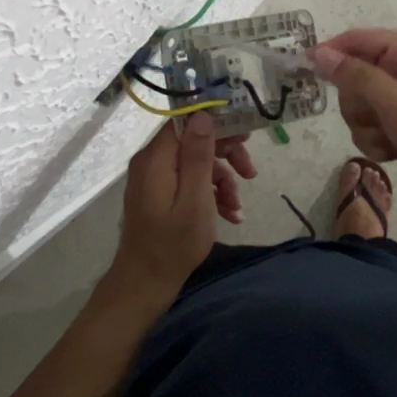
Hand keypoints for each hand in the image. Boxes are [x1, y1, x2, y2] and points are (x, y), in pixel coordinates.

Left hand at [115, 113, 252, 290]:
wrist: (145, 282)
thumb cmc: (173, 243)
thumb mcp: (195, 199)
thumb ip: (198, 156)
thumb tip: (202, 114)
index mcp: (156, 158)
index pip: (186, 122)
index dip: (216, 123)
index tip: (244, 136)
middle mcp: (151, 162)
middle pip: (193, 143)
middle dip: (225, 157)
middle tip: (251, 173)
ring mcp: (154, 180)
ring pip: (195, 166)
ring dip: (222, 182)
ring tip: (237, 209)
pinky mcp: (158, 196)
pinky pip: (187, 184)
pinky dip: (210, 196)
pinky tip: (230, 216)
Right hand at [312, 29, 396, 227]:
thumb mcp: (396, 101)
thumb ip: (355, 75)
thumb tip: (319, 53)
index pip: (358, 39)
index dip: (331, 52)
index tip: (304, 68)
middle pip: (352, 75)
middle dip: (357, 102)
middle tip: (374, 116)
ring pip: (355, 105)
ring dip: (365, 126)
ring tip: (389, 137)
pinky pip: (366, 125)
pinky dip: (374, 139)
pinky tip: (394, 149)